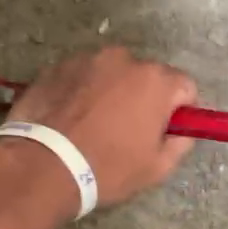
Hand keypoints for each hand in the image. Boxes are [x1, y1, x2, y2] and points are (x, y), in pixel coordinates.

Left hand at [0, 48, 196, 209]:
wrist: (42, 166)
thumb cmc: (106, 169)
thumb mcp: (156, 168)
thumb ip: (180, 143)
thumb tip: (183, 131)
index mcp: (155, 80)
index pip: (185, 87)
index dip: (180, 111)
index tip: (166, 132)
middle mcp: (123, 58)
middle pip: (146, 77)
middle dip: (143, 99)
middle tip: (126, 132)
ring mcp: (86, 59)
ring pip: (111, 74)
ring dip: (110, 93)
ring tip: (93, 126)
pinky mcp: (55, 66)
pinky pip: (81, 77)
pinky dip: (81, 92)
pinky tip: (70, 119)